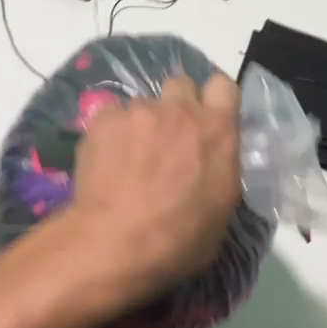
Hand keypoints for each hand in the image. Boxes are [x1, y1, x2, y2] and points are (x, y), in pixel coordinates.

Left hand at [57, 73, 240, 307]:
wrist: (118, 242)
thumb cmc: (180, 239)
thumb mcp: (221, 208)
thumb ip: (219, 169)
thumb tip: (209, 164)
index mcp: (218, 131)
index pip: (223, 86)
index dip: (214, 100)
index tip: (207, 119)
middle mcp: (180, 110)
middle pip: (180, 85)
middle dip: (176, 104)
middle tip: (167, 137)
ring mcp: (139, 111)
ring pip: (142, 103)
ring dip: (141, 123)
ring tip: (128, 158)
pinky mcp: (103, 119)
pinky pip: (110, 116)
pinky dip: (110, 133)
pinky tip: (105, 160)